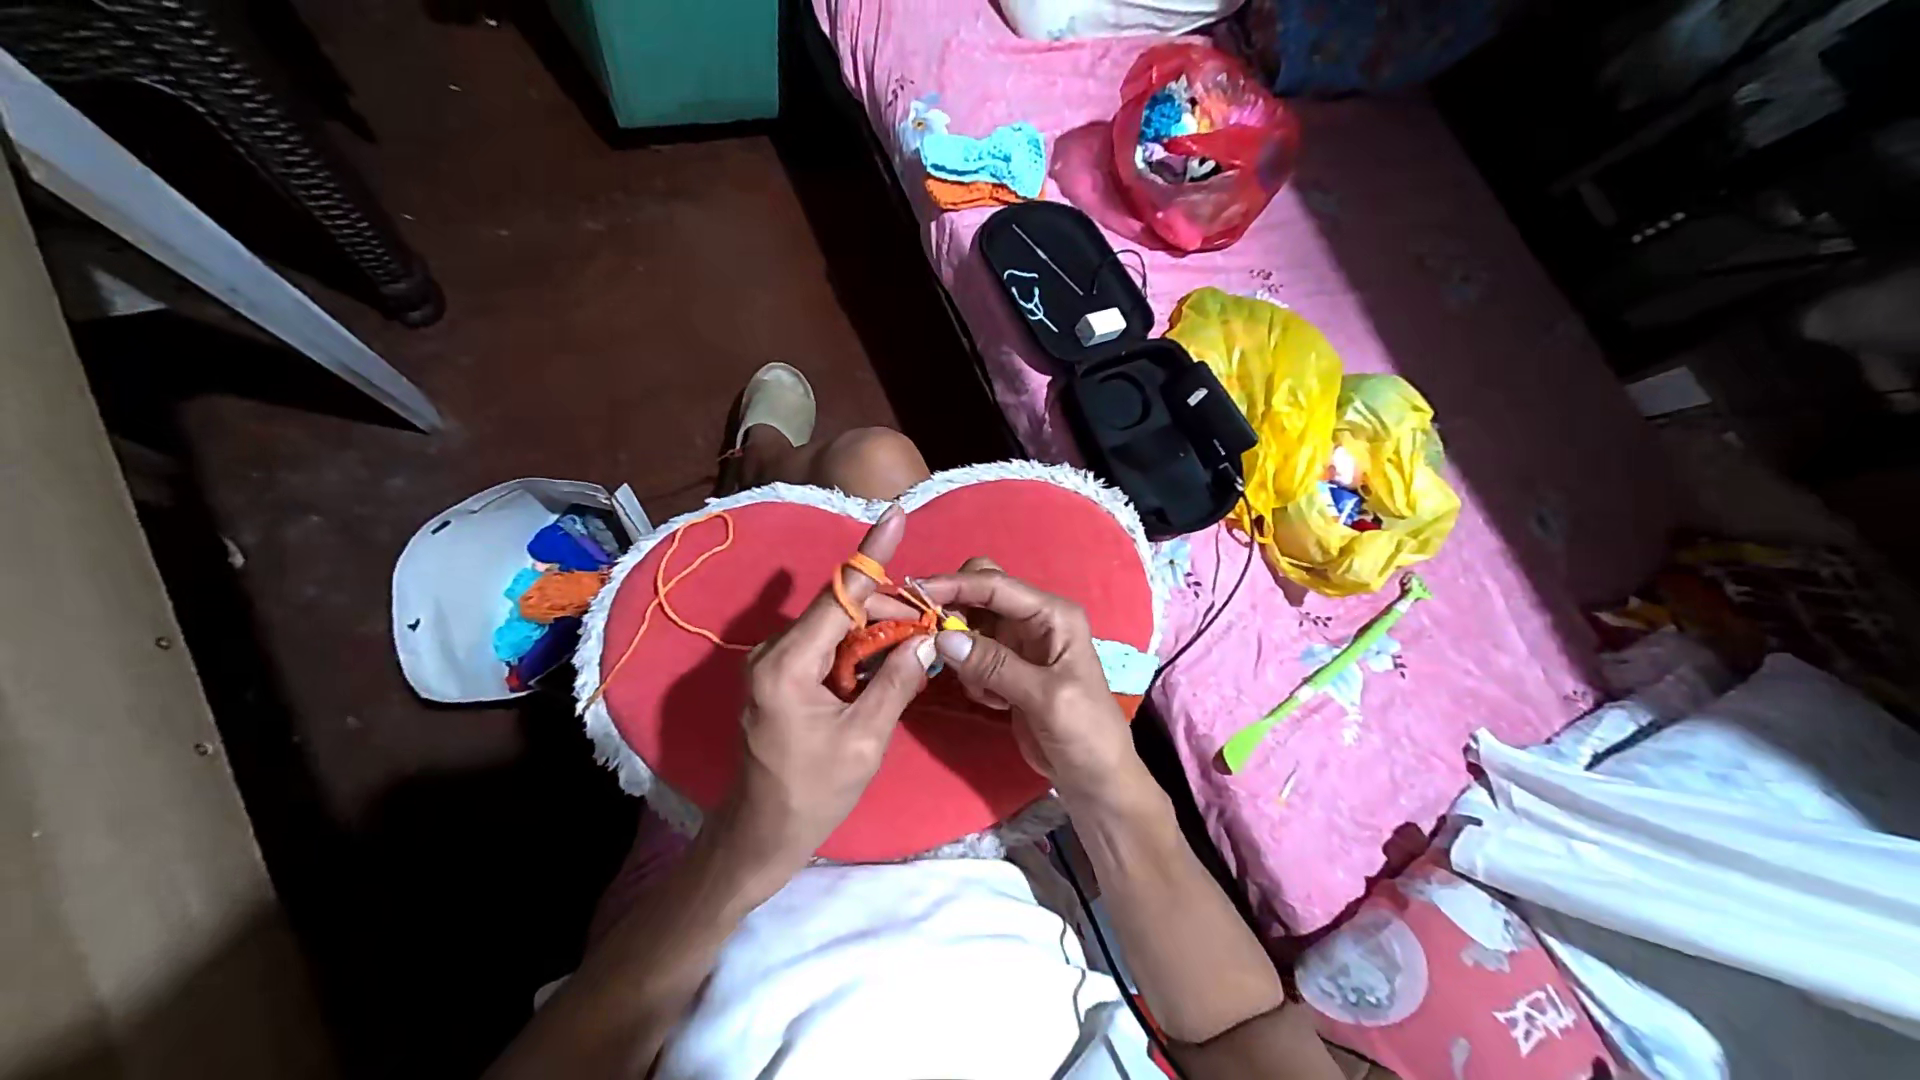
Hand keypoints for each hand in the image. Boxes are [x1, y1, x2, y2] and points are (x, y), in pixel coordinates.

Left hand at [712, 506, 933, 875]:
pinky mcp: (779, 675)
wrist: (760, 833)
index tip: (894, 515)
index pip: (839, 596)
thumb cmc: (812, 792)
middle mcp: (773, 652)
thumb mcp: (865, 738)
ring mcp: (773, 662)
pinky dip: (857, 648)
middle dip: (886, 611)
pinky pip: (824, 646)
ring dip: (874, 631)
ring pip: (834, 626)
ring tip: (913, 647)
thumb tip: (926, 637)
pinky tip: (885, 661)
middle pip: (839, 609)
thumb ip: (897, 681)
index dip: (871, 554)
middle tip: (928, 627)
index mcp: (788, 664)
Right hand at [918, 564, 1143, 805]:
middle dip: (954, 609)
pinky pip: (972, 655)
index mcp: (1053, 614)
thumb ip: (995, 665)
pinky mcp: (1005, 667)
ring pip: (971, 624)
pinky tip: (993, 701)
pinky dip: (970, 673)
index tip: (916, 592)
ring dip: (961, 649)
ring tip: (981, 688)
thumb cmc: (1084, 732)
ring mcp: (1019, 643)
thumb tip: (943, 638)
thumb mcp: (1045, 698)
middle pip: (981, 592)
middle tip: (932, 638)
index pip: (996, 585)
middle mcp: (1034, 619)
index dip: (955, 585)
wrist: (1094, 777)